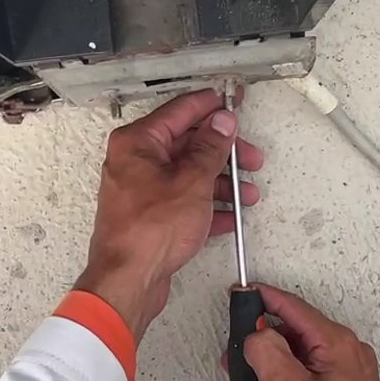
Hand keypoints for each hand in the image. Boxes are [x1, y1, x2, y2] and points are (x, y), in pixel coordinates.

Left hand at [74, 89, 263, 338]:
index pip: (181, 111)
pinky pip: (182, 201)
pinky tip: (228, 217)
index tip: (233, 100)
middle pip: (186, 145)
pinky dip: (205, 206)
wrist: (128, 280)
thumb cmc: (148, 232)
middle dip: (223, 152)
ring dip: (220, 182)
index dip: (212, 105)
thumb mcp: (192, 182)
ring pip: (187, 175)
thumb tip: (221, 123)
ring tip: (247, 194)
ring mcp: (140, 190)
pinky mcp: (148, 216)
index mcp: (138, 143)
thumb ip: (210, 148)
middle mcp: (134, 162)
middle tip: (250, 157)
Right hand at [241, 285, 379, 380]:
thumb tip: (257, 334)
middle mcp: (348, 353)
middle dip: (260, 348)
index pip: (292, 306)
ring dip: (270, 377)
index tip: (238, 294)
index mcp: (335, 343)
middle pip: (294, 335)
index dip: (261, 299)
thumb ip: (265, 349)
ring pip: (300, 363)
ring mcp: (351, 377)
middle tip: (233, 363)